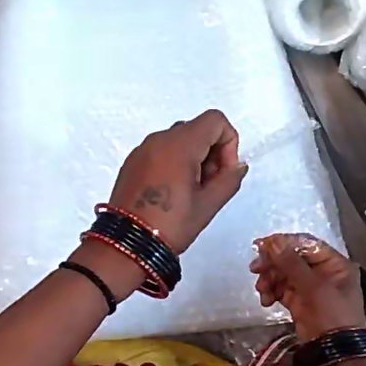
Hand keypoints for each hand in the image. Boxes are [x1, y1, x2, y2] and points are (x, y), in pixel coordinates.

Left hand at [107, 110, 247, 251]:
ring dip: (194, 159)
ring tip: (191, 192)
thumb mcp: (208, 205)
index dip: (229, 143)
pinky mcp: (132, 162)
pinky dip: (174, 163)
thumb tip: (238, 166)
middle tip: (209, 186)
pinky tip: (173, 193)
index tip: (224, 172)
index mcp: (179, 144)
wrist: (127, 244)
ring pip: (179, 140)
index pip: (216, 121)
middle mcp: (159, 139)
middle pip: (197, 129)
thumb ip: (229, 179)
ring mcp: (142, 149)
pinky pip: (161, 151)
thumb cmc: (170, 225)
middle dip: (212, 153)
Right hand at [250, 233, 365, 340]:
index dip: (283, 243)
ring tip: (261, 290)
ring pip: (284, 275)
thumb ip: (291, 263)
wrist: (335, 352)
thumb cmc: (331, 314)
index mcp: (334, 263)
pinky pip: (282, 290)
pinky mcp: (300, 302)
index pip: (306, 245)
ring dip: (270, 280)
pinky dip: (272, 293)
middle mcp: (323, 272)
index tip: (261, 246)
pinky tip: (266, 300)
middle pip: (292, 259)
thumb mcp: (313, 286)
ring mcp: (311, 288)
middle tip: (255, 268)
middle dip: (273, 264)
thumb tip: (272, 242)